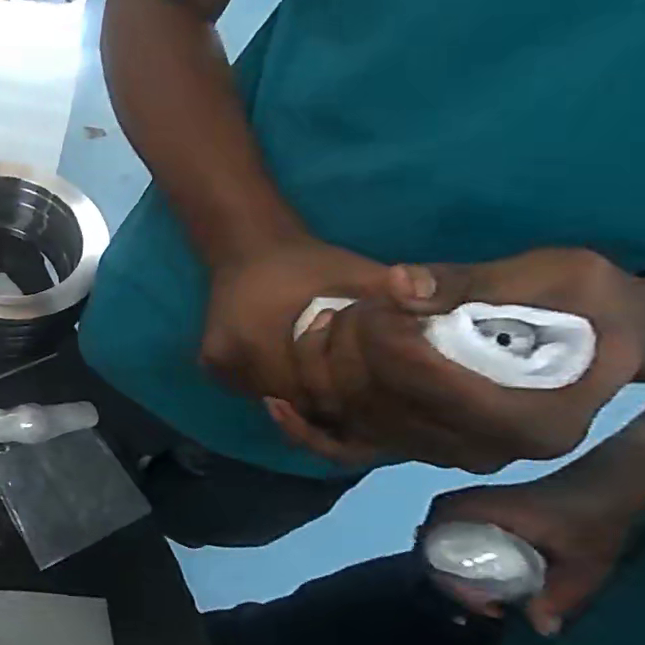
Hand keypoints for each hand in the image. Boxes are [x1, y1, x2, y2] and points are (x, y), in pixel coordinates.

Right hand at [201, 240, 390, 402]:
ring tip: (335, 379)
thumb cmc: (306, 263)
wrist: (247, 245)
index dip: (347, 392)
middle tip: (362, 387)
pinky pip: (252, 387)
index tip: (376, 383)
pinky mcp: (211, 364)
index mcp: (259, 340)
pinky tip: (300, 369)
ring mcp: (217, 363)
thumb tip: (434, 321)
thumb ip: (393, 299)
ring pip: (270, 396)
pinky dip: (278, 384)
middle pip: (290, 399)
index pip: (311, 392)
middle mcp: (229, 359)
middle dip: (326, 397)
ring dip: (301, 394)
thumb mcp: (356, 275)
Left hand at [274, 249, 644, 471]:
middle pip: (390, 408)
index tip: (376, 300)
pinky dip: (309, 429)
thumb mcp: (556, 274)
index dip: (390, 340)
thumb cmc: (589, 302)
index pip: (433, 385)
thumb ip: (471, 283)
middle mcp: (486, 452)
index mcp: (534, 421)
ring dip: (326, 375)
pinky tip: (277, 401)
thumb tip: (396, 284)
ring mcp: (445, 454)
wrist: (598, 339)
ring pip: (362, 425)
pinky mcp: (414, 447)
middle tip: (345, 307)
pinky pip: (350, 449)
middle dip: (352, 351)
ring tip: (321, 327)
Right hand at [423, 476, 644, 635]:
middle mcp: (461, 503)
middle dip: (445, 575)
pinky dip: (454, 552)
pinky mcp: (473, 505)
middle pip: (429, 539)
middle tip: (479, 601)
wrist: (602, 488)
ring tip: (478, 591)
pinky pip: (446, 529)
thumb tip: (540, 629)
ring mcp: (464, 501)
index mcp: (478, 510)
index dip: (451, 580)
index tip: (489, 606)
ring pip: (434, 534)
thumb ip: (562, 594)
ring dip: (448, 564)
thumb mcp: (585, 564)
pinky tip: (481, 572)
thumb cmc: (591, 522)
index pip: (436, 542)